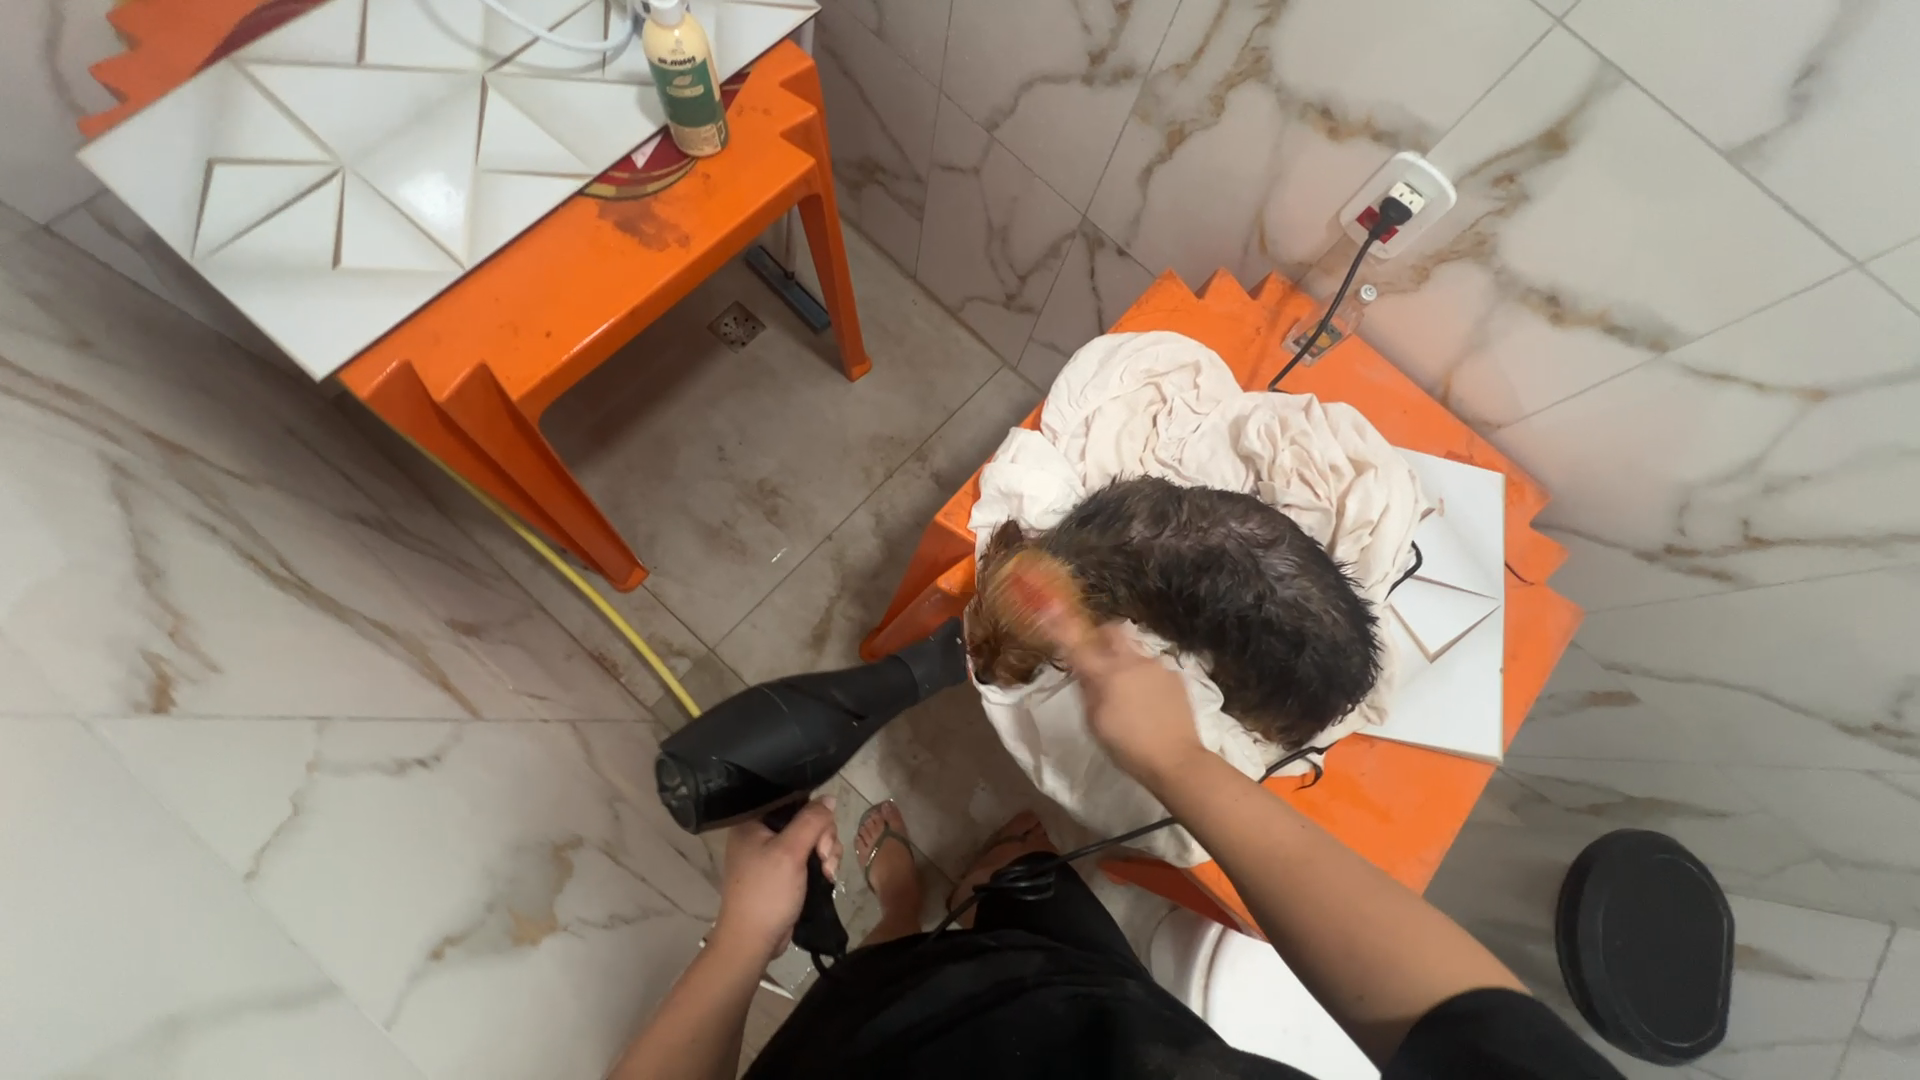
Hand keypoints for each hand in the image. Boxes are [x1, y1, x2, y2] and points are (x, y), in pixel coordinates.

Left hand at [711, 797, 842, 964]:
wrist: (752, 942)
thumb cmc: (766, 892)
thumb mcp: (790, 851)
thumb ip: (811, 820)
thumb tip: (829, 797)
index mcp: (753, 822)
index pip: (792, 798)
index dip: (813, 811)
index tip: (820, 833)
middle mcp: (762, 834)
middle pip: (807, 819)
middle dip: (824, 837)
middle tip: (824, 857)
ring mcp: (773, 854)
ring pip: (813, 838)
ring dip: (827, 853)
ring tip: (828, 873)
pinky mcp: (784, 872)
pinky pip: (810, 856)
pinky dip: (822, 864)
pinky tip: (828, 877)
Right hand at [1045, 616, 1207, 789]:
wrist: (1176, 760)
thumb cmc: (1127, 747)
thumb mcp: (1095, 723)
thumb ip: (1087, 690)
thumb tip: (1083, 672)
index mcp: (1107, 674)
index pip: (1077, 645)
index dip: (1062, 628)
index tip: (1051, 613)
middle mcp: (1133, 662)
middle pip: (1113, 631)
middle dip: (1102, 636)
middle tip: (1097, 655)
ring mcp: (1158, 667)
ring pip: (1135, 651)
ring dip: (1126, 662)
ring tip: (1129, 691)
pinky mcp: (1177, 676)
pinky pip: (1154, 668)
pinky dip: (1146, 677)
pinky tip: (1150, 701)